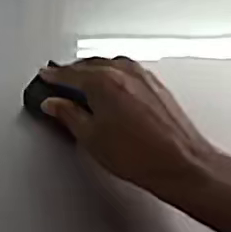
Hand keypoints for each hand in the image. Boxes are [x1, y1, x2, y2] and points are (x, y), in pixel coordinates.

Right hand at [37, 57, 222, 193]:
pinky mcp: (158, 87)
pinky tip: (110, 90)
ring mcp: (144, 79)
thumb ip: (67, 115)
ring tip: (83, 85)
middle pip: (88, 65)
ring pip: (109, 65)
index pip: (68, 73)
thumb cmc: (143, 155)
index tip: (45, 77)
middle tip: (59, 83)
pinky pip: (127, 72)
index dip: (52, 76)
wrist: (185, 167)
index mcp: (102, 81)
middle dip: (71, 72)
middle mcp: (124, 73)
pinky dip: (113, 76)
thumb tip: (55, 105)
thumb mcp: (90, 136)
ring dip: (93, 72)